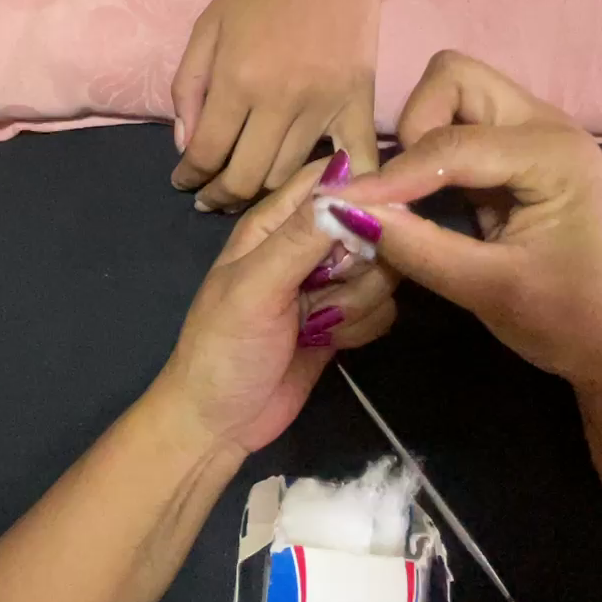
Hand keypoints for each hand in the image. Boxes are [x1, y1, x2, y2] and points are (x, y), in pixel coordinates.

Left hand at [150, 156, 399, 454]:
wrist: (219, 421)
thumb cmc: (223, 347)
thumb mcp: (255, 287)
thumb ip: (300, 239)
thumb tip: (352, 190)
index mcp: (273, 223)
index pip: (328, 179)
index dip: (363, 189)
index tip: (382, 218)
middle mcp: (304, 244)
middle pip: (368, 224)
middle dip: (364, 260)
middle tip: (333, 286)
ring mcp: (327, 282)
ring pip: (381, 269)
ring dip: (359, 301)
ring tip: (321, 324)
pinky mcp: (344, 318)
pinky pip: (382, 307)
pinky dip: (363, 327)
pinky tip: (331, 343)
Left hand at [169, 0, 388, 212]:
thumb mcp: (207, 26)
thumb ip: (187, 86)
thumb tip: (185, 145)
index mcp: (237, 80)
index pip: (206, 152)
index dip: (190, 177)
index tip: (184, 182)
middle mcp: (280, 102)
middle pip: (247, 178)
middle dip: (221, 195)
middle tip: (211, 195)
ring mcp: (325, 107)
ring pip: (288, 177)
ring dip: (262, 191)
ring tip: (248, 187)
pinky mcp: (361, 105)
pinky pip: (353, 162)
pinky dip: (332, 187)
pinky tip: (313, 194)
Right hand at [328, 52, 601, 389]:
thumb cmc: (565, 319)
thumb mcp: (487, 290)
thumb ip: (417, 247)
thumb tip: (346, 212)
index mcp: (555, 155)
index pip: (453, 144)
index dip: (394, 175)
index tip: (343, 203)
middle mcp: (544, 124)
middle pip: (454, 77)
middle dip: (415, 125)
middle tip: (403, 186)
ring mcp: (528, 129)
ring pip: (450, 88)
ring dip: (419, 132)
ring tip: (415, 189)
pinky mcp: (510, 145)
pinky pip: (453, 118)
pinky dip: (426, 145)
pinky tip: (424, 189)